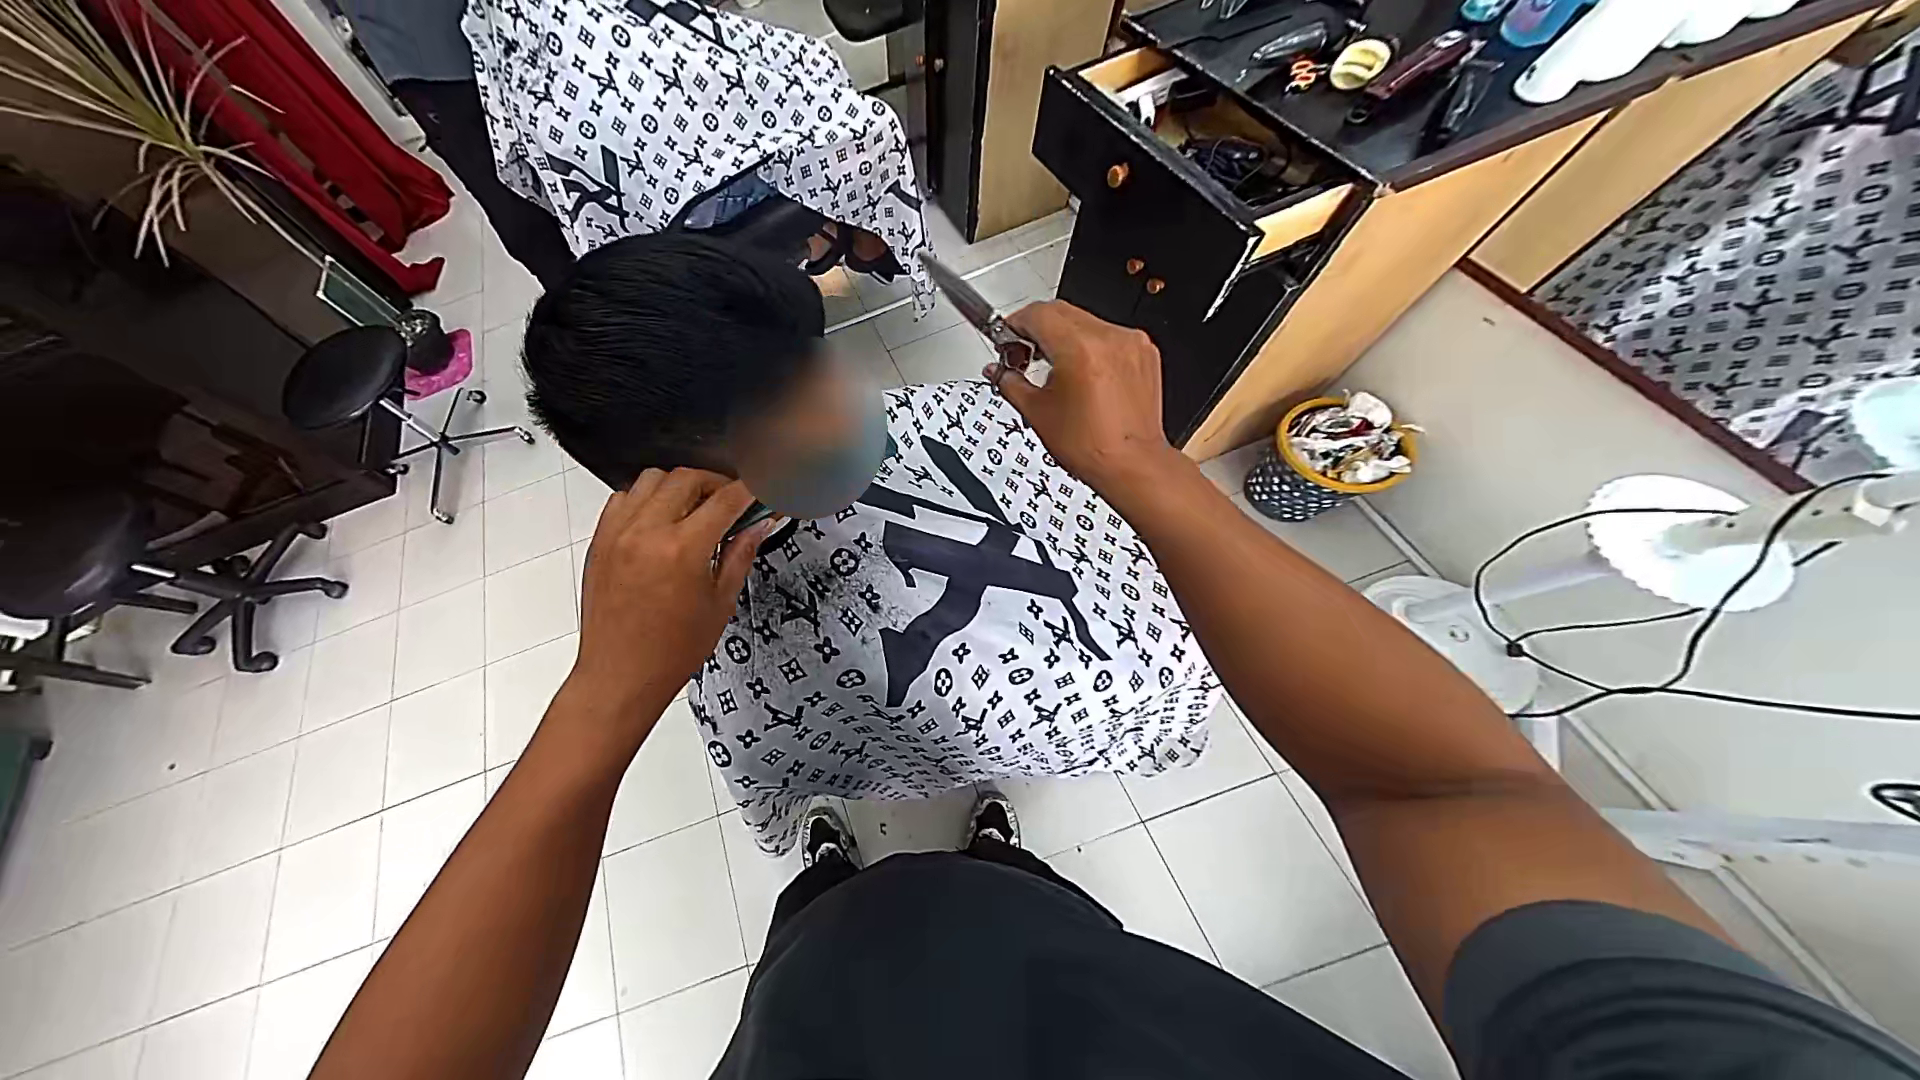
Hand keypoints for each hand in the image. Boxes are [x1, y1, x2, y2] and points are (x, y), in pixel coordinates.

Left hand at [565, 469, 771, 740]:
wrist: (621, 675)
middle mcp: (646, 534)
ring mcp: (618, 534)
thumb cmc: (667, 651)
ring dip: (681, 486)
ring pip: (653, 479)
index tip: (761, 492)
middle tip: (733, 501)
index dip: (751, 490)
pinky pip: (624, 498)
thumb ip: (741, 554)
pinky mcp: (600, 541)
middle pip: (688, 477)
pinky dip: (646, 498)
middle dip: (717, 483)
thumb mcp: (721, 601)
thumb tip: (757, 527)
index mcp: (683, 549)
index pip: (726, 499)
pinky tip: (662, 519)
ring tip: (696, 507)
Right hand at [990, 300, 1181, 493]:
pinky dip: (1091, 347)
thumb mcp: (1037, 413)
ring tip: (1054, 369)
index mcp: (1079, 348)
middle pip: (1060, 312)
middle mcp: (1109, 338)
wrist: (1131, 465)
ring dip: (1064, 337)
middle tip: (1022, 354)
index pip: (1037, 314)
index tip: (1006, 338)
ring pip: (1085, 322)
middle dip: (1037, 329)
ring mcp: (1130, 343)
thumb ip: (1010, 382)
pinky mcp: (1143, 353)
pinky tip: (1082, 375)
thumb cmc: (1092, 447)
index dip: (1014, 325)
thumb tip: (998, 371)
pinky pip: (1109, 337)